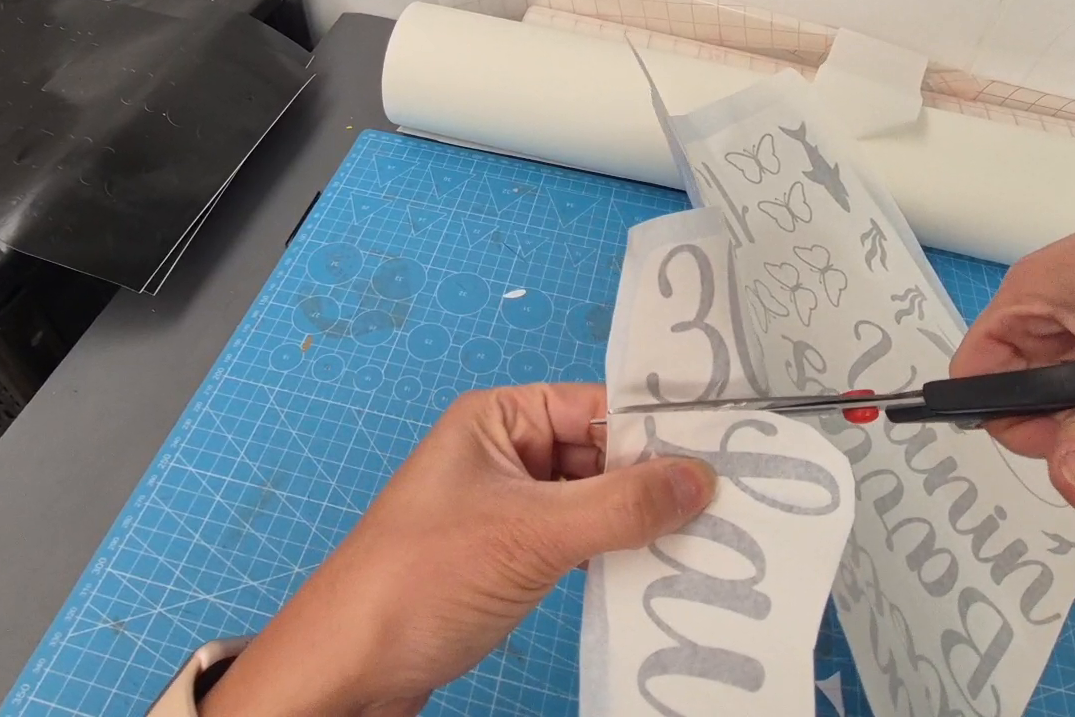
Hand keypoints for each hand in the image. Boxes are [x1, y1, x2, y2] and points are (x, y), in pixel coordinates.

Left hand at [201, 383, 715, 716]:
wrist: (348, 668)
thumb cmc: (428, 574)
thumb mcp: (532, 532)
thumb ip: (620, 505)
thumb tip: (701, 478)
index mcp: (500, 417)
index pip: (594, 406)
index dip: (654, 428)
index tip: (720, 451)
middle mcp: (506, 451)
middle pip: (597, 452)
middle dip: (650, 479)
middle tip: (725, 504)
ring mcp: (508, 504)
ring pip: (590, 499)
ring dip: (635, 519)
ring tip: (705, 537)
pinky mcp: (510, 552)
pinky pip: (575, 537)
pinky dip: (611, 550)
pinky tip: (656, 568)